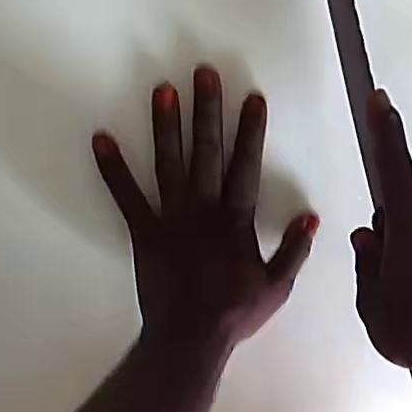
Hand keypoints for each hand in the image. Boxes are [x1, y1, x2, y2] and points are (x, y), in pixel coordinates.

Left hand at [92, 66, 317, 351]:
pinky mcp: (144, 234)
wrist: (190, 338)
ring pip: (168, 165)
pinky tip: (100, 139)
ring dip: (165, 126)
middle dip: (207, 111)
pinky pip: (127, 198)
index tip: (252, 99)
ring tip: (163, 90)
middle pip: (206, 154)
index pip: (246, 168)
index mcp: (236, 223)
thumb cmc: (235, 313)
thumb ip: (294, 250)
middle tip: (204, 73)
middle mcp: (203, 211)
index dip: (250, 132)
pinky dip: (112, 170)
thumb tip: (311, 218)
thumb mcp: (277, 285)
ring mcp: (171, 220)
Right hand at [351, 90, 411, 400]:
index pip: (394, 175)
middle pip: (401, 223)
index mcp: (409, 238)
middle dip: (384, 244)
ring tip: (403, 314)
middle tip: (378, 283)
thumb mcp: (373, 307)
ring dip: (404, 270)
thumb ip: (367, 269)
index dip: (386, 136)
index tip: (380, 101)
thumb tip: (367, 240)